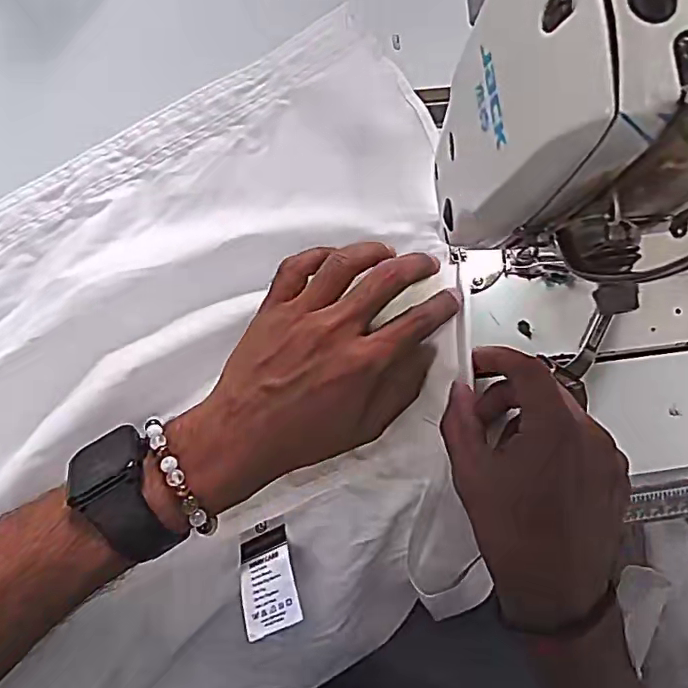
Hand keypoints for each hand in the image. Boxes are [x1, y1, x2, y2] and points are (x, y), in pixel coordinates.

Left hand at [150, 242, 459, 526]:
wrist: (243, 435)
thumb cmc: (296, 436)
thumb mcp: (365, 426)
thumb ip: (400, 389)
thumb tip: (421, 360)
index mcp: (363, 362)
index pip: (415, 321)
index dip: (439, 306)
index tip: (445, 301)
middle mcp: (335, 331)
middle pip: (386, 280)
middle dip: (415, 267)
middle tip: (423, 266)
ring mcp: (302, 315)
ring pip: (344, 263)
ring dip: (372, 251)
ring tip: (385, 252)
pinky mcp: (274, 309)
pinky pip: (296, 268)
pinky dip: (317, 255)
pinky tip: (331, 256)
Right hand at [440, 346, 629, 630]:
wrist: (557, 592)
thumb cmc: (520, 542)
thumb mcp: (472, 475)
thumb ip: (460, 423)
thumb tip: (460, 395)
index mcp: (556, 429)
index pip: (529, 368)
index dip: (498, 358)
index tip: (482, 363)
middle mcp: (590, 436)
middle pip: (547, 389)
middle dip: (509, 395)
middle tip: (484, 418)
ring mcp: (607, 456)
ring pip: (565, 414)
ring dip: (532, 419)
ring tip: (508, 454)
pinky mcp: (615, 475)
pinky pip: (583, 439)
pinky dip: (556, 441)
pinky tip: (534, 471)